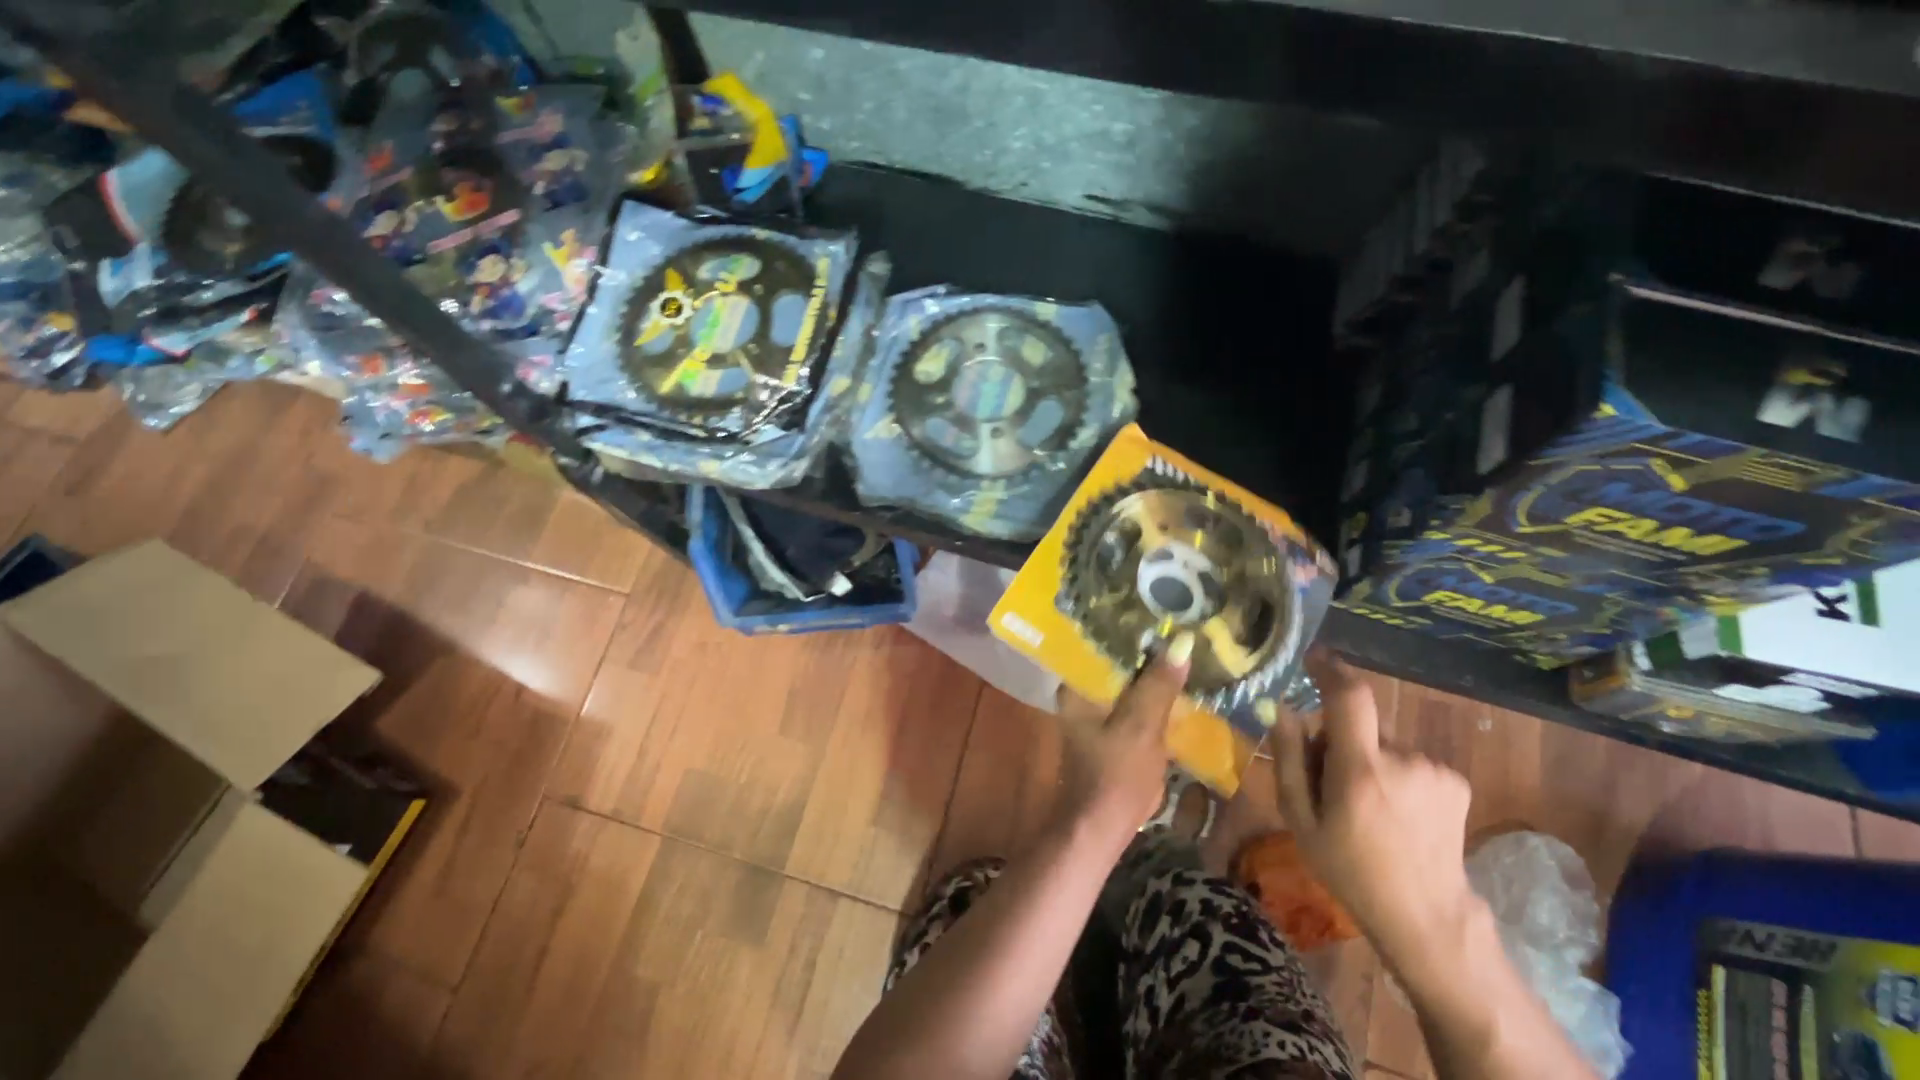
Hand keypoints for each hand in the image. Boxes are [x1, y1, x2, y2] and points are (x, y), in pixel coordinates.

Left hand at [1053, 632, 1192, 843]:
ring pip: (1129, 686)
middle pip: (1119, 665)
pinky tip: (1180, 691)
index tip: (1167, 614)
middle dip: (1150, 653)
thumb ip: (1160, 685)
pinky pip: (1134, 707)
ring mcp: (1094, 717)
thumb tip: (1183, 640)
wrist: (1099, 830)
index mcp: (1077, 688)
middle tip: (1185, 632)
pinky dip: (1154, 700)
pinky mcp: (1109, 735)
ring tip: (1188, 653)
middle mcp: (1079, 696)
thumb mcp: (1142, 727)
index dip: (1135, 630)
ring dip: (1155, 677)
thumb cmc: (1115, 776)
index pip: (1103, 643)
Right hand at [1269, 652, 1477, 970]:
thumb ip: (1289, 760)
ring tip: (1366, 807)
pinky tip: (1397, 813)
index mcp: (1361, 771)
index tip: (1313, 658)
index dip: (1330, 670)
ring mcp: (1435, 769)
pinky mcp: (1456, 779)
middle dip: (1341, 740)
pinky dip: (1396, 774)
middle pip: (1362, 726)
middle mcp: (1403, 760)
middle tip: (1329, 782)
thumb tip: (1282, 710)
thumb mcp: (1301, 822)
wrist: (1425, 913)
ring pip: (1386, 745)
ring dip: (1370, 760)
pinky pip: (1411, 760)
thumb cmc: (1348, 870)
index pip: (1350, 698)